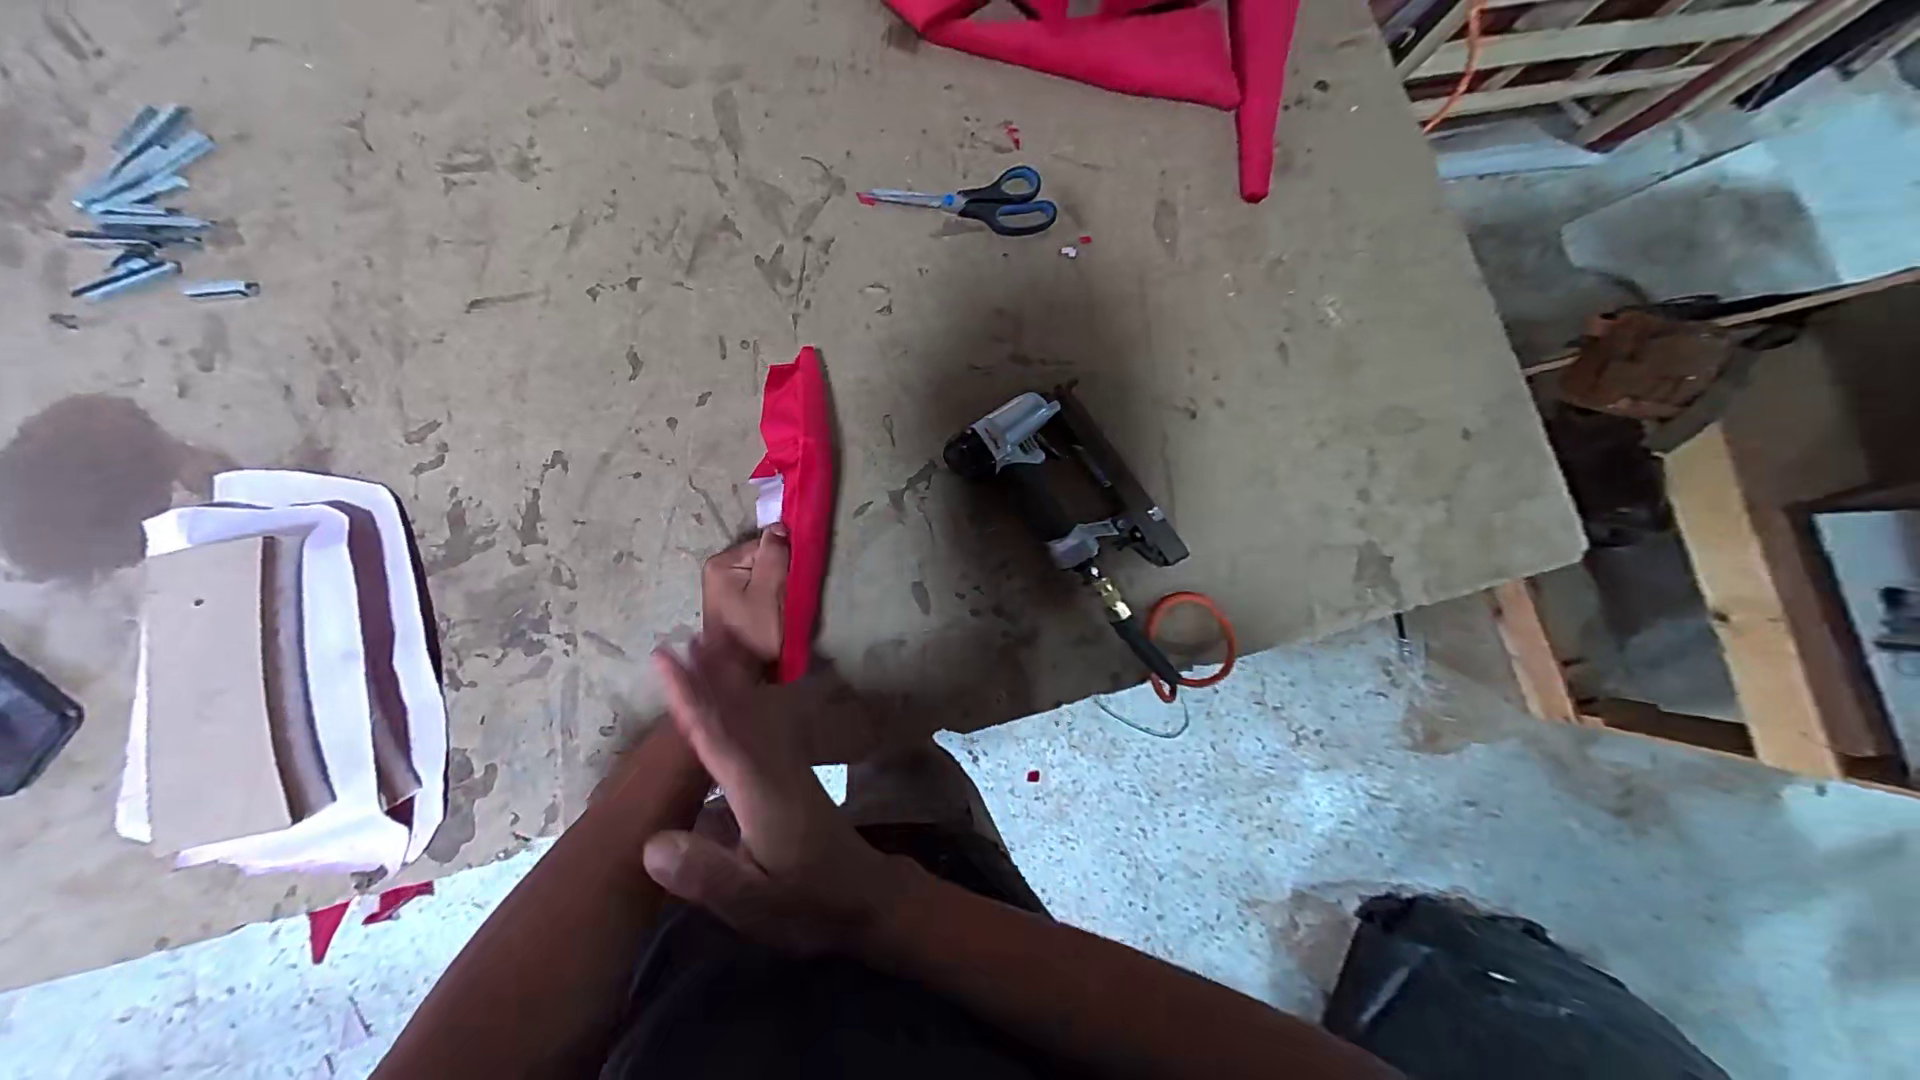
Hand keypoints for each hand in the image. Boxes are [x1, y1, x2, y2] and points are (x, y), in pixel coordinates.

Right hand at [642, 638, 906, 953]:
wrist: (865, 897)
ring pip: (754, 714)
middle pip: (738, 713)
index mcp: (760, 793)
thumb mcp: (753, 903)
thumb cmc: (808, 905)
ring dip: (731, 681)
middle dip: (710, 675)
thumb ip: (707, 875)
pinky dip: (746, 704)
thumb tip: (652, 842)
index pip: (717, 737)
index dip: (689, 698)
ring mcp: (788, 768)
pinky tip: (737, 700)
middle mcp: (775, 769)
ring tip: (711, 651)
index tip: (666, 660)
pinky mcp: (793, 775)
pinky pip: (764, 726)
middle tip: (685, 637)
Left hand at [701, 525, 789, 664]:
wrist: (739, 675)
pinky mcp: (731, 602)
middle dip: (779, 574)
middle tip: (785, 597)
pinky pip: (757, 587)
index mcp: (721, 563)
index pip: (765, 544)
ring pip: (763, 574)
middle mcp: (717, 569)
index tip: (791, 580)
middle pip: (763, 558)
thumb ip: (775, 555)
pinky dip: (769, 597)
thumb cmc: (754, 632)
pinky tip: (771, 613)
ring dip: (776, 587)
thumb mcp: (770, 591)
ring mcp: (722, 587)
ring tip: (779, 608)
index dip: (784, 559)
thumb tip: (780, 526)